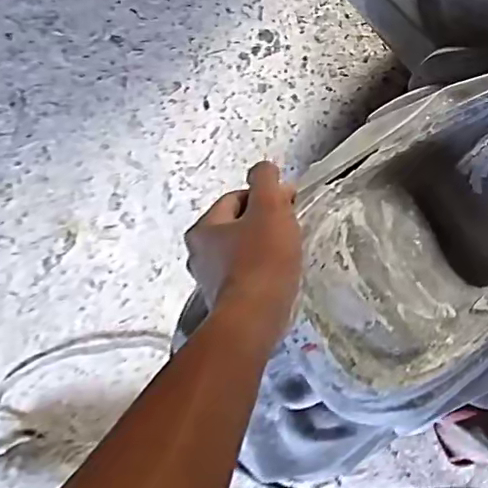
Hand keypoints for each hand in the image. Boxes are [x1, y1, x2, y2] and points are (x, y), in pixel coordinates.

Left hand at [184, 161, 301, 317]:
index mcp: (203, 228)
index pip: (237, 198)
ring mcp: (209, 280)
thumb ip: (265, 180)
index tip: (288, 205)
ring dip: (264, 246)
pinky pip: (246, 273)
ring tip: (287, 252)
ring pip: (242, 249)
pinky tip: (279, 274)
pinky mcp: (225, 301)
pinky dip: (262, 269)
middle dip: (265, 221)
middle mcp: (199, 254)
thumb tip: (263, 168)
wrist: (255, 318)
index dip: (265, 196)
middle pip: (239, 224)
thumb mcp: (269, 207)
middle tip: (289, 228)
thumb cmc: (262, 258)